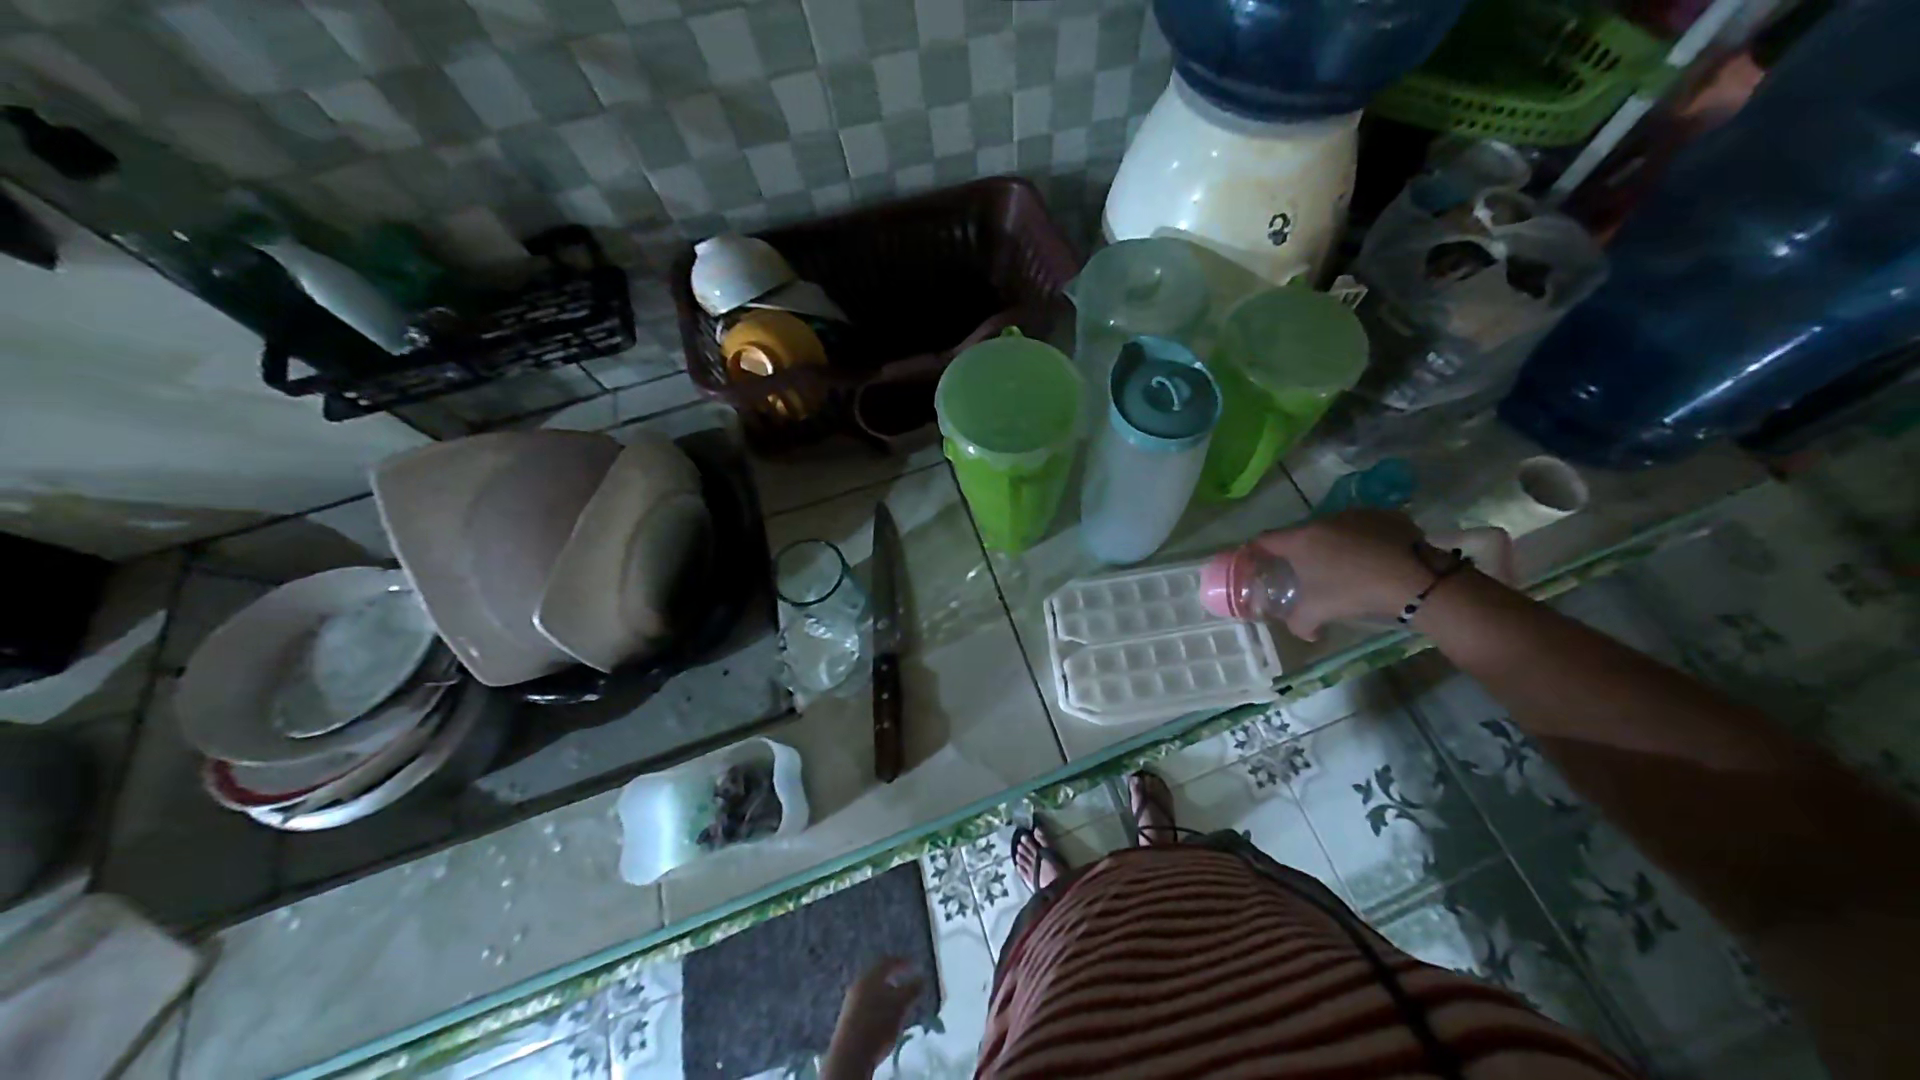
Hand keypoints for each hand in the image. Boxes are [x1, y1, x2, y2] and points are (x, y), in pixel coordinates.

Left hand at [820, 957, 925, 1079]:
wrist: (851, 1053)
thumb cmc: (879, 1022)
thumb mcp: (901, 1004)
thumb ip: (912, 989)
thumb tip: (921, 979)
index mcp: (871, 976)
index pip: (887, 962)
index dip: (901, 962)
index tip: (913, 965)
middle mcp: (858, 984)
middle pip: (878, 977)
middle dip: (893, 982)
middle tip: (905, 988)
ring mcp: (850, 1001)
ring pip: (871, 993)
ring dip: (885, 997)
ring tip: (896, 1007)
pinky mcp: (847, 1019)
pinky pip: (865, 1006)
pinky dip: (876, 1008)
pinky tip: (883, 1020)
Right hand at [1253, 509, 1435, 640]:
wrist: (1414, 579)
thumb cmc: (1354, 591)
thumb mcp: (1318, 612)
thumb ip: (1299, 623)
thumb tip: (1303, 632)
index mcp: (1300, 539)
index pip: (1265, 540)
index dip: (1256, 551)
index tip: (1256, 562)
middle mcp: (1323, 520)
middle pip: (1300, 534)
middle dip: (1298, 551)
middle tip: (1304, 572)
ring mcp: (1356, 514)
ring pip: (1334, 529)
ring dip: (1332, 544)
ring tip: (1344, 566)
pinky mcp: (1385, 516)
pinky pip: (1364, 528)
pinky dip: (1362, 541)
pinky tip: (1373, 559)